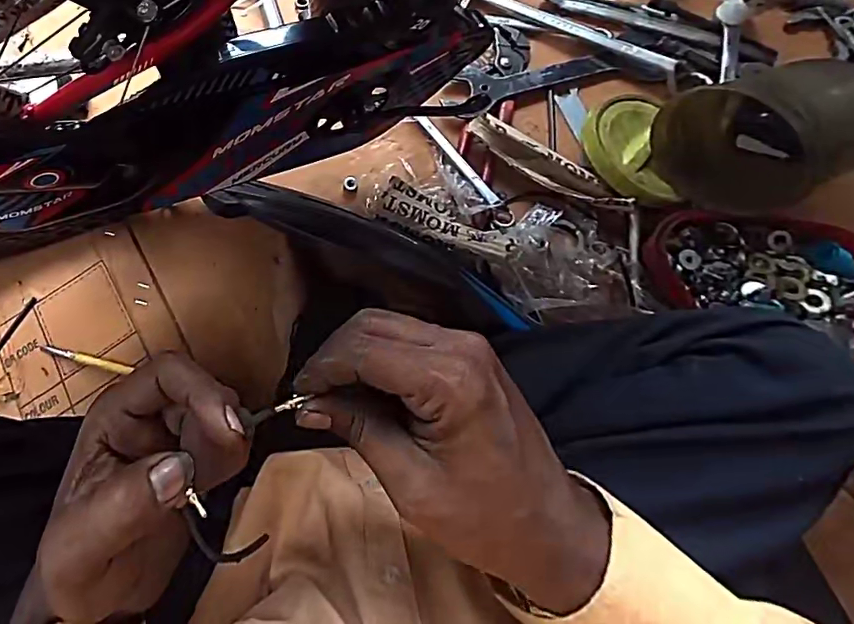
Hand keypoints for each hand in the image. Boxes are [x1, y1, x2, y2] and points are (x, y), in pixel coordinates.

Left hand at [11, 353, 250, 623]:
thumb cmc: (72, 560)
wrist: (88, 596)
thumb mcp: (82, 541)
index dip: (199, 388)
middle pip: (198, 388)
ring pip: (217, 414)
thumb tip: (179, 466)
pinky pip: (224, 447)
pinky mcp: (192, 466)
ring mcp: (170, 438)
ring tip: (204, 489)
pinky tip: (210, 493)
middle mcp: (145, 416)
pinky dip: (232, 461)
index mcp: (114, 415)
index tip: (227, 426)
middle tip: (226, 459)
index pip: (164, 374)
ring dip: (227, 444)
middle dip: (220, 418)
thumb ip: (124, 504)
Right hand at [294, 310, 609, 614]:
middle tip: (312, 392)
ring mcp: (467, 344)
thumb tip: (308, 405)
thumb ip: (357, 428)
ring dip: (351, 350)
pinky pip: (405, 334)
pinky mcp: (467, 350)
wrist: (554, 530)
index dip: (322, 367)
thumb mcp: (410, 482)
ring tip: (333, 389)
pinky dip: (375, 353)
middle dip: (333, 355)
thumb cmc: (486, 518)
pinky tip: (363, 383)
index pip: (363, 349)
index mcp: (450, 380)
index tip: (298, 393)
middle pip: (370, 325)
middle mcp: (460, 346)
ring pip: (384, 323)